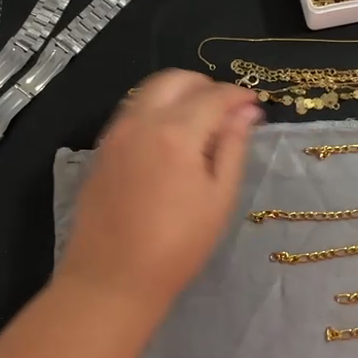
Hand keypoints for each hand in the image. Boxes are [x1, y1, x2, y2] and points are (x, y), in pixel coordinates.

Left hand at [55, 70, 261, 307]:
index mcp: (176, 132)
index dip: (238, 95)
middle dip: (205, 85)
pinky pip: (132, 111)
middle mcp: (142, 121)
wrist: (112, 278)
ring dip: (178, 94)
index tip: (254, 105)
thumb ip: (233, 147)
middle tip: (226, 110)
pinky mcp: (102, 148)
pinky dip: (155, 109)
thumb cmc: (177, 246)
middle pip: (176, 79)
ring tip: (200, 123)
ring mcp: (117, 132)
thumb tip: (246, 112)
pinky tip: (170, 138)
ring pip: (150, 91)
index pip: (213, 95)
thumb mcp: (219, 198)